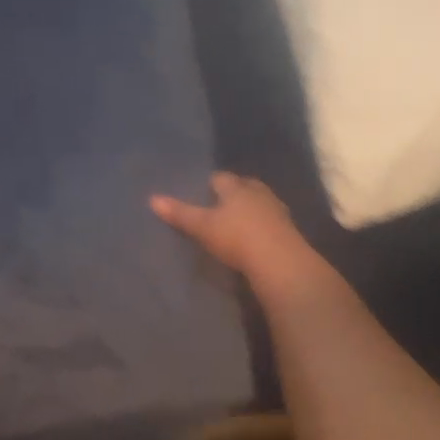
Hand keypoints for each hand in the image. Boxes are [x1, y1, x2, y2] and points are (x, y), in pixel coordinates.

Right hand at [151, 172, 323, 288]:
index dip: (209, 182)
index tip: (199, 190)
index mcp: (236, 188)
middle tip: (217, 203)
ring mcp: (276, 210)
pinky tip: (252, 234)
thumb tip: (152, 199)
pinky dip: (260, 223)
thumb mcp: (201, 226)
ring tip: (234, 218)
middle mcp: (259, 193)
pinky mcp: (287, 229)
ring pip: (259, 202)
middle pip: (244, 186)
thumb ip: (179, 213)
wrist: (279, 261)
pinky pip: (269, 220)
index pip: (221, 178)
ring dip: (248, 207)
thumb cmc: (236, 237)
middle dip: (232, 191)